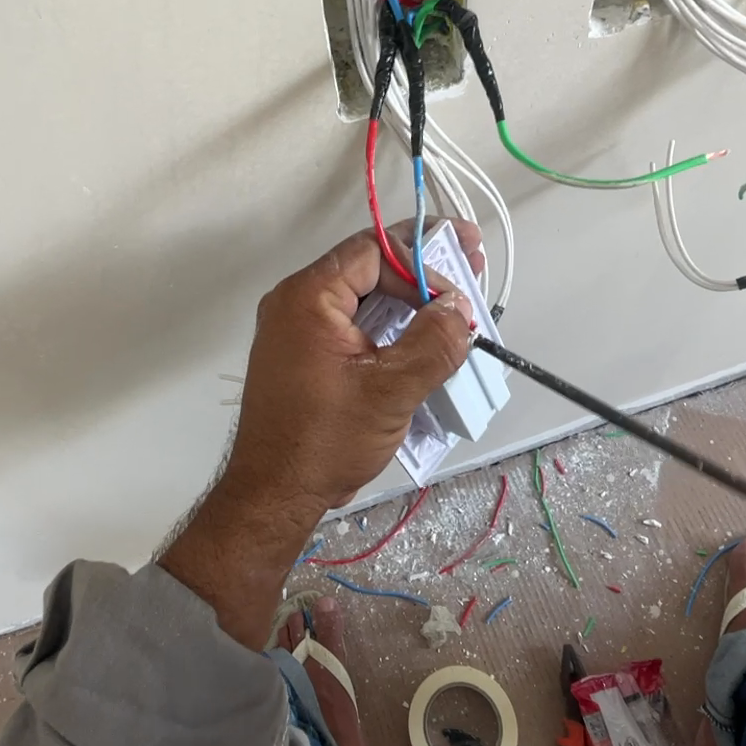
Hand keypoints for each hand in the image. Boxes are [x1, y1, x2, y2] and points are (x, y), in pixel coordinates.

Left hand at [227, 219, 479, 512]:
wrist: (275, 493)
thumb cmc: (325, 440)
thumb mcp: (390, 391)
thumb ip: (433, 343)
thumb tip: (459, 309)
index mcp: (307, 298)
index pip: (372, 252)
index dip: (421, 260)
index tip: (461, 282)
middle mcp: (296, 303)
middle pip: (367, 267)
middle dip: (421, 269)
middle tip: (470, 264)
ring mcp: (297, 329)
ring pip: (362, 297)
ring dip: (408, 298)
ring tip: (454, 302)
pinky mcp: (305, 354)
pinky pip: (353, 324)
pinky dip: (389, 325)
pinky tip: (423, 336)